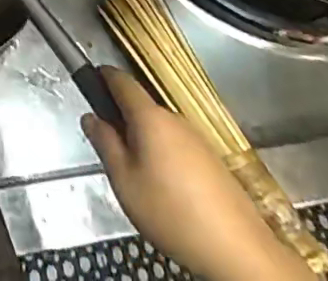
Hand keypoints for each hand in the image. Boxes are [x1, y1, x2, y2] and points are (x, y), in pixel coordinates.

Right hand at [82, 67, 312, 280]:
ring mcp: (198, 140)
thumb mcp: (123, 180)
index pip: (122, 80)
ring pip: (159, 129)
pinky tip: (166, 190)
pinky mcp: (213, 162)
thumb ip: (103, 143)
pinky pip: (178, 146)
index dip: (102, 76)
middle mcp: (175, 120)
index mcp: (150, 117)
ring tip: (137, 177)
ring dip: (144, 140)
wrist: (238, 252)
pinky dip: (165, 156)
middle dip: (122, 119)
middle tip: (110, 150)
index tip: (89, 82)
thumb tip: (91, 117)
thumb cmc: (171, 212)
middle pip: (141, 107)